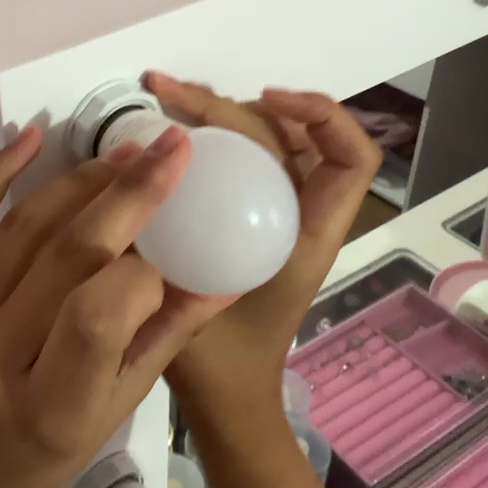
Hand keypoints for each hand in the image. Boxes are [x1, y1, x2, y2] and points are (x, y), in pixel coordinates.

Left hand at [0, 123, 234, 487]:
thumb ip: (163, 340)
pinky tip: (34, 137)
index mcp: (49, 405)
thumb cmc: (43, 454)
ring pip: (22, 227)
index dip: (145, 266)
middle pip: (64, 255)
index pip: (98, 314)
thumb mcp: (113, 413)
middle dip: (126, 195)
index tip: (179, 232)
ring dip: (77, 181)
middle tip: (169, 148)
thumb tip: (220, 274)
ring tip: (125, 152)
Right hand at [144, 72, 380, 401]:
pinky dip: (206, 138)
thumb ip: (171, 250)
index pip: (351, 160)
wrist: (224, 396)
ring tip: (161, 95)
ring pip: (259, 141)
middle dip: (229, 102)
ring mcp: (268, 213)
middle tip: (165, 91)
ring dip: (217, 111)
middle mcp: (296, 215)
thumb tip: (136, 177)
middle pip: (287, 135)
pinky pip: (234, 162)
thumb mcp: (192, 302)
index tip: (260, 101)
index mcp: (308, 234)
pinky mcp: (240, 217)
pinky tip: (163, 135)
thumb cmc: (217, 357)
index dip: (321, 116)